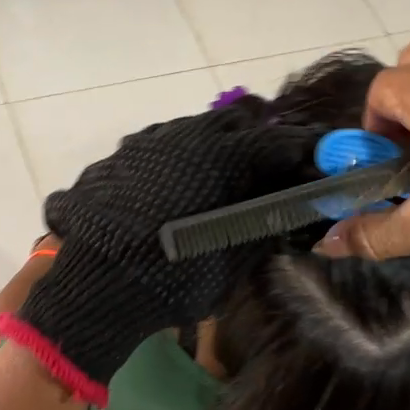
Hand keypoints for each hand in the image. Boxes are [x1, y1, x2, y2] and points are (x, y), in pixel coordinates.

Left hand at [0, 107, 318, 404]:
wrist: (96, 288)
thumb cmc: (175, 280)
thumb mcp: (232, 262)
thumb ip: (263, 225)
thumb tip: (289, 204)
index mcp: (224, 155)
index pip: (277, 140)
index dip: (300, 151)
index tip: (313, 161)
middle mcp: (184, 135)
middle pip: (232, 121)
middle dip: (253, 139)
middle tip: (262, 169)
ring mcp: (141, 144)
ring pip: (185, 131)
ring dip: (205, 150)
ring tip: (207, 184)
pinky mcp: (110, 162)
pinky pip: (148, 154)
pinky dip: (165, 169)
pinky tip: (159, 199)